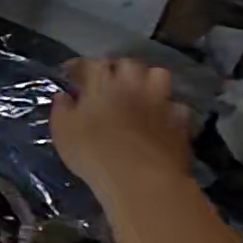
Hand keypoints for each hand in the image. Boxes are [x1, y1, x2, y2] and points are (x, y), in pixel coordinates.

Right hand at [49, 58, 192, 200]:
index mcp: (102, 83)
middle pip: (127, 64)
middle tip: (104, 83)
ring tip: (136, 92)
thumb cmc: (93, 153)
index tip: (69, 74)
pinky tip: (159, 118)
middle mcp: (134, 84)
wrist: (139, 178)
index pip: (90, 64)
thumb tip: (63, 96)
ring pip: (157, 75)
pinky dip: (166, 108)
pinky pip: (174, 105)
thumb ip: (62, 110)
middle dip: (115, 69)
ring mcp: (161, 100)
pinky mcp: (180, 120)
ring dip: (146, 80)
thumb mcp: (63, 132)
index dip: (78, 67)